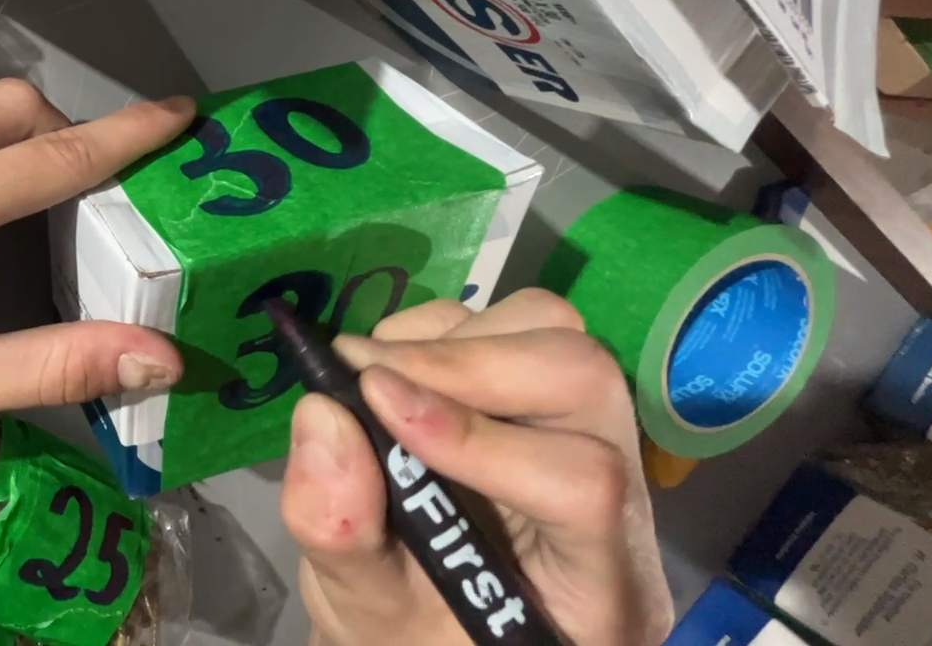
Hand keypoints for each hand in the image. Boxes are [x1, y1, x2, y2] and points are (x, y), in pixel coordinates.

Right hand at [281, 289, 672, 645]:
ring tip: (370, 375)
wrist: (420, 615)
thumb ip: (340, 529)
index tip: (375, 403)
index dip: (478, 438)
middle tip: (367, 377)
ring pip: (547, 330)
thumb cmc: (407, 631)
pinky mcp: (523, 386)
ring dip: (441, 341)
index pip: (583, 485)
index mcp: (598, 578)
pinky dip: (423, 330)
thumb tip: (322, 411)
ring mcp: (569, 424)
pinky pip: (493, 317)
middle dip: (461, 365)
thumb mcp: (361, 610)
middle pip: (580, 379)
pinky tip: (383, 371)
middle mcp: (609, 491)